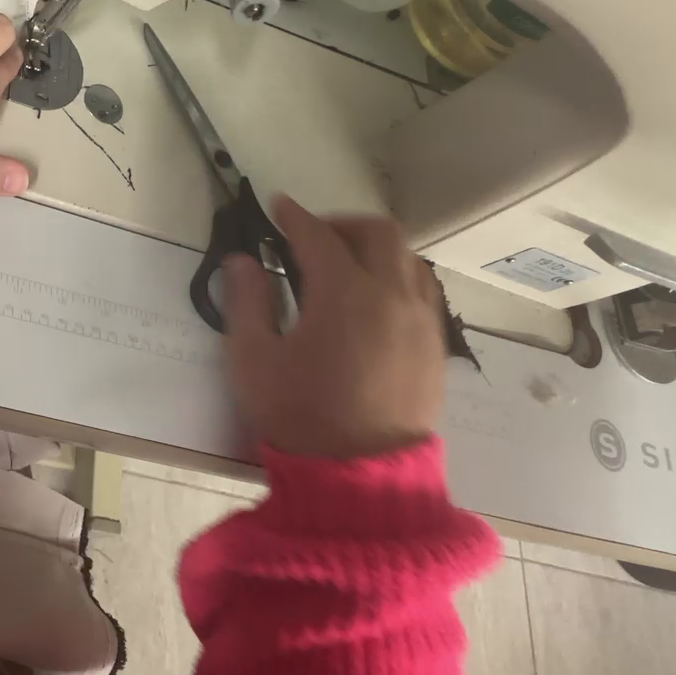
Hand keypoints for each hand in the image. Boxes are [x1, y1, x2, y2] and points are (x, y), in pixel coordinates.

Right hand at [224, 197, 445, 458]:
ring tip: (342, 264)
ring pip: (407, 257)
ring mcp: (420, 317)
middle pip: (377, 232)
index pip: (318, 236)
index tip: (277, 206)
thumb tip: (242, 261)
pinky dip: (394, 274)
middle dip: (340, 223)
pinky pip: (420, 287)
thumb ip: (246, 302)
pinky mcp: (434, 342)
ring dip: (372, 247)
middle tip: (309, 235)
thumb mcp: (252, 358)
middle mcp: (391, 293)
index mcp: (343, 293)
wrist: (359, 469)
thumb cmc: (297, 411)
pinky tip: (370, 298)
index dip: (294, 216)